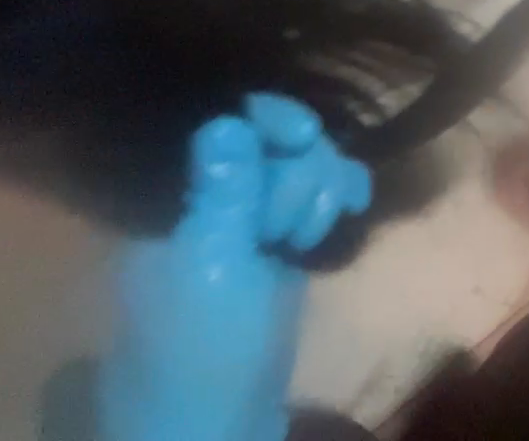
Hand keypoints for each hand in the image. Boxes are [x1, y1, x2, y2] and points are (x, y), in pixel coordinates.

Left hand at [98, 94, 370, 440]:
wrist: (223, 417)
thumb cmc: (207, 341)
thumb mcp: (213, 263)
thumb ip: (225, 190)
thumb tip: (225, 118)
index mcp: (175, 200)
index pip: (228, 125)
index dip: (272, 120)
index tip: (304, 137)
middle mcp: (214, 199)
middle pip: (280, 141)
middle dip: (302, 173)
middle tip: (289, 226)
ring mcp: (253, 220)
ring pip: (310, 165)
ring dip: (325, 191)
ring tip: (311, 237)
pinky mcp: (287, 239)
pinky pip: (327, 194)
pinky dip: (344, 196)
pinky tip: (353, 213)